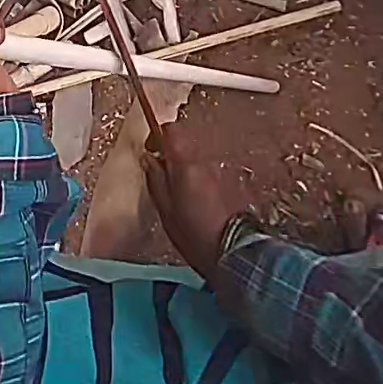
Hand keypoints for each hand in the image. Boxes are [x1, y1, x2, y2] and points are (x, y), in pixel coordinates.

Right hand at [142, 123, 245, 278]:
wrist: (234, 253)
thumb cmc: (193, 233)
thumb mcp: (165, 208)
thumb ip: (155, 179)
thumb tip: (148, 158)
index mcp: (186, 163)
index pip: (172, 130)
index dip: (159, 135)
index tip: (151, 150)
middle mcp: (207, 161)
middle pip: (187, 144)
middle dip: (173, 155)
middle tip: (163, 176)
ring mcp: (222, 172)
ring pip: (199, 160)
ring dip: (187, 169)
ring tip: (181, 193)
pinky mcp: (233, 184)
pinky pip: (211, 173)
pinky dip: (201, 180)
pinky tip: (198, 202)